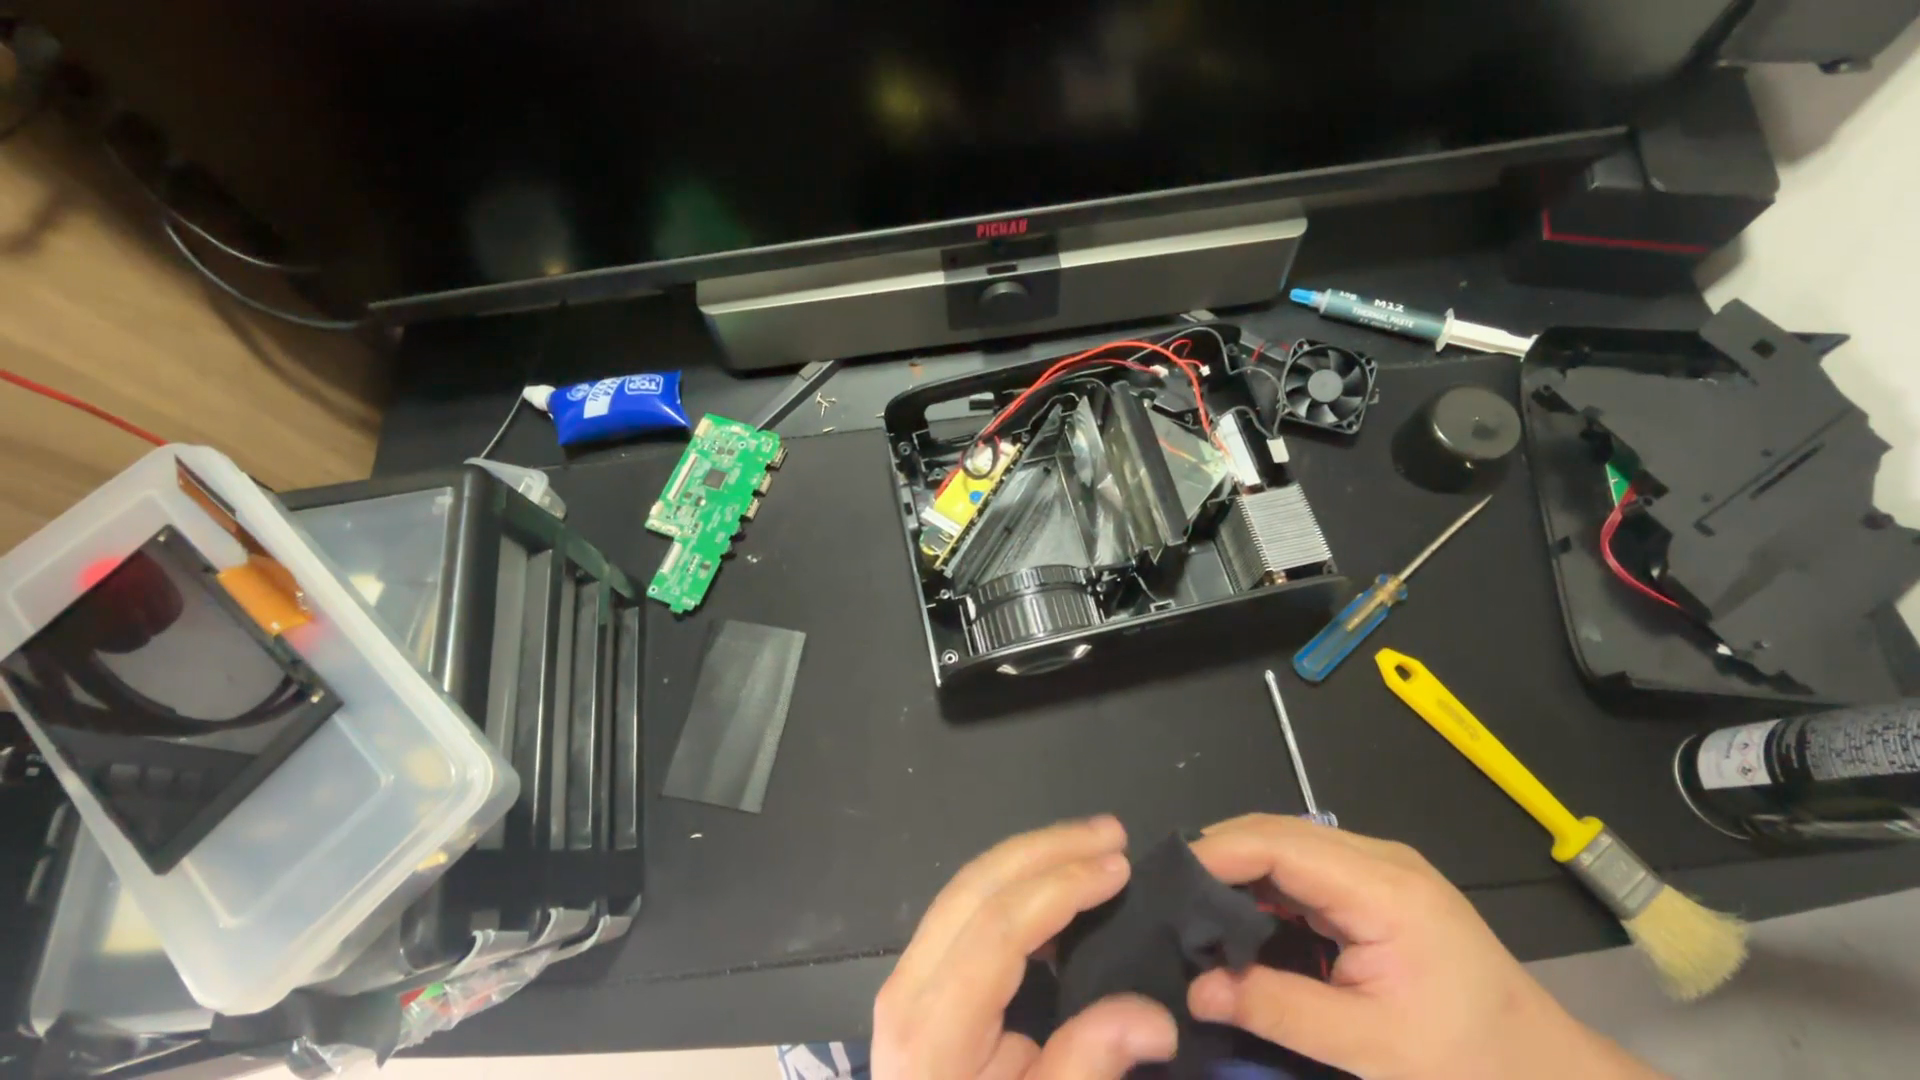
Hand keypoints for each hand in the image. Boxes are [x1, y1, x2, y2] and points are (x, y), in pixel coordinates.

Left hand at [874, 816, 1176, 1079]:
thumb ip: (1088, 1065)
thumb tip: (1156, 1016)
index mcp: (933, 1027)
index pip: (997, 928)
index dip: (1060, 887)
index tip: (1118, 867)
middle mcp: (909, 984)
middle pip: (975, 887)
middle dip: (1047, 849)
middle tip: (1112, 833)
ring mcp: (907, 973)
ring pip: (966, 886)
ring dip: (1031, 855)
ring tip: (1092, 843)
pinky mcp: (918, 973)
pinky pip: (965, 907)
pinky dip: (1014, 882)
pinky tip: (1056, 880)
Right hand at [1186, 815, 1663, 1079]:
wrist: (1553, 1076)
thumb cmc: (1472, 1064)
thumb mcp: (1372, 1048)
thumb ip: (1277, 1009)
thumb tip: (1194, 988)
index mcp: (1381, 888)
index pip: (1277, 842)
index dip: (1214, 853)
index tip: (1163, 884)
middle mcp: (1378, 859)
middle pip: (1277, 832)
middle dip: (1217, 857)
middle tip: (1166, 898)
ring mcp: (1380, 868)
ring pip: (1286, 845)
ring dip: (1238, 869)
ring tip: (1190, 907)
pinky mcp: (1377, 886)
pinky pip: (1304, 868)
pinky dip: (1264, 886)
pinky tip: (1239, 918)